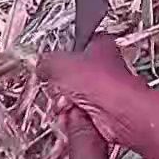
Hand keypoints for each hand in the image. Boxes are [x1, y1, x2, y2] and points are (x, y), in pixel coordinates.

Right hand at [39, 38, 158, 158]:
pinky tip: (72, 113)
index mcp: (99, 43)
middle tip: (58, 86)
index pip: (73, 45)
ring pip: (71, 94)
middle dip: (59, 84)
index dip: (59, 56)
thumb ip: (46, 61)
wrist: (119, 113)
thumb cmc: (103, 83)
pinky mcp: (101, 109)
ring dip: (64, 101)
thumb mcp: (61, 64)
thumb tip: (40, 64)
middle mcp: (103, 65)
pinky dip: (71, 115)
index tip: (51, 64)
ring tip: (66, 101)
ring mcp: (102, 88)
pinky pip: (77, 111)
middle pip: (69, 73)